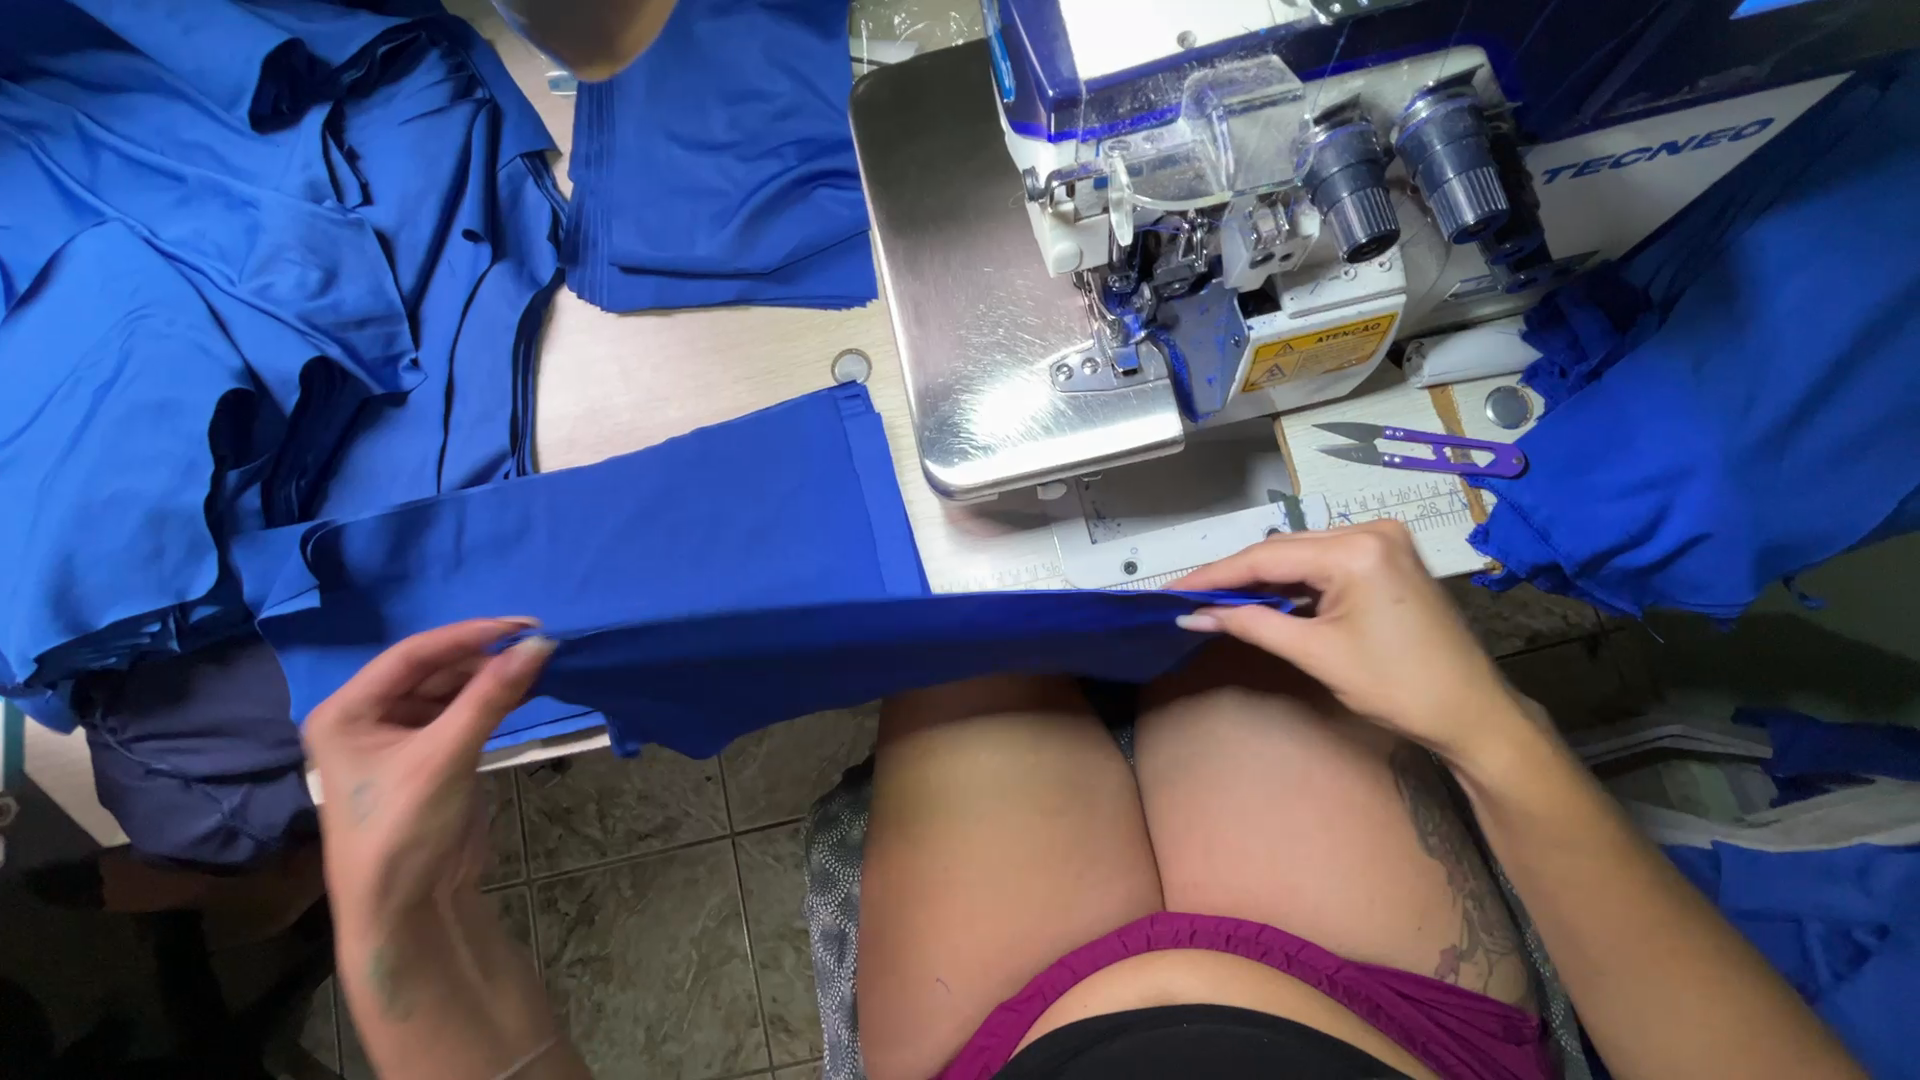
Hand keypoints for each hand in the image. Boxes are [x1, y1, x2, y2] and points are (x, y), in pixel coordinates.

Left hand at [303, 620, 588, 1079]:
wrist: (408, 906)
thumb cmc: (405, 829)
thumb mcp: (447, 756)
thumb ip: (493, 695)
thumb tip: (542, 643)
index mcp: (347, 711)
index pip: (413, 654)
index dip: (469, 635)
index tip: (524, 626)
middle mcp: (370, 716)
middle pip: (435, 668)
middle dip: (485, 656)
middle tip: (539, 645)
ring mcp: (403, 734)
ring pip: (454, 687)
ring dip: (494, 676)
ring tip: (540, 663)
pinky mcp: (435, 752)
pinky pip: (467, 709)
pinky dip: (497, 697)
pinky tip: (528, 687)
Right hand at [1173, 521, 1542, 768]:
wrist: (1471, 711)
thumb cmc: (1397, 687)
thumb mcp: (1315, 654)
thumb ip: (1251, 624)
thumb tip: (1193, 615)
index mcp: (1356, 551)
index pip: (1264, 557)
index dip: (1212, 576)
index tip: (1170, 590)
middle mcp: (1370, 531)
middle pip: (1280, 549)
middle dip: (1234, 575)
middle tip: (1188, 598)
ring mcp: (1383, 540)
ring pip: (1300, 552)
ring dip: (1261, 576)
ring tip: (1216, 598)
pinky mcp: (1387, 556)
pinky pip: (1323, 560)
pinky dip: (1292, 579)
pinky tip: (1263, 595)